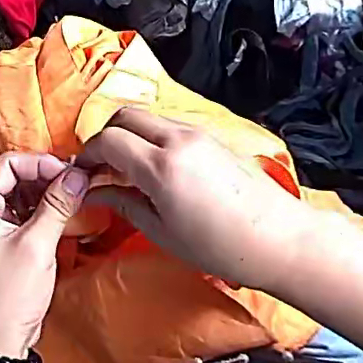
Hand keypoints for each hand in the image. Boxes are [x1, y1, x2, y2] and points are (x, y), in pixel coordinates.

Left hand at [0, 153, 91, 356]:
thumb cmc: (8, 297)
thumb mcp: (37, 246)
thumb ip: (58, 205)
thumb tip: (79, 174)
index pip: (7, 164)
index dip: (40, 163)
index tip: (70, 173)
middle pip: (14, 175)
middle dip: (46, 176)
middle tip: (77, 183)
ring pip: (21, 192)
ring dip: (47, 191)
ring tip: (74, 196)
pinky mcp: (1, 238)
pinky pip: (23, 210)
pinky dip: (43, 208)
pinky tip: (64, 211)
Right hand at [76, 109, 318, 291]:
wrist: (279, 238)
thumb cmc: (221, 246)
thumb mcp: (162, 232)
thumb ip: (124, 203)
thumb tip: (97, 192)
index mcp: (161, 166)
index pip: (108, 139)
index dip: (87, 153)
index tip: (82, 172)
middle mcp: (178, 139)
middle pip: (124, 115)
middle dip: (105, 135)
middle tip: (100, 166)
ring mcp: (198, 134)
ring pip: (148, 118)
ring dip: (129, 134)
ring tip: (127, 168)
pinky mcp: (212, 137)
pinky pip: (169, 125)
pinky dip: (151, 137)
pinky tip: (155, 167)